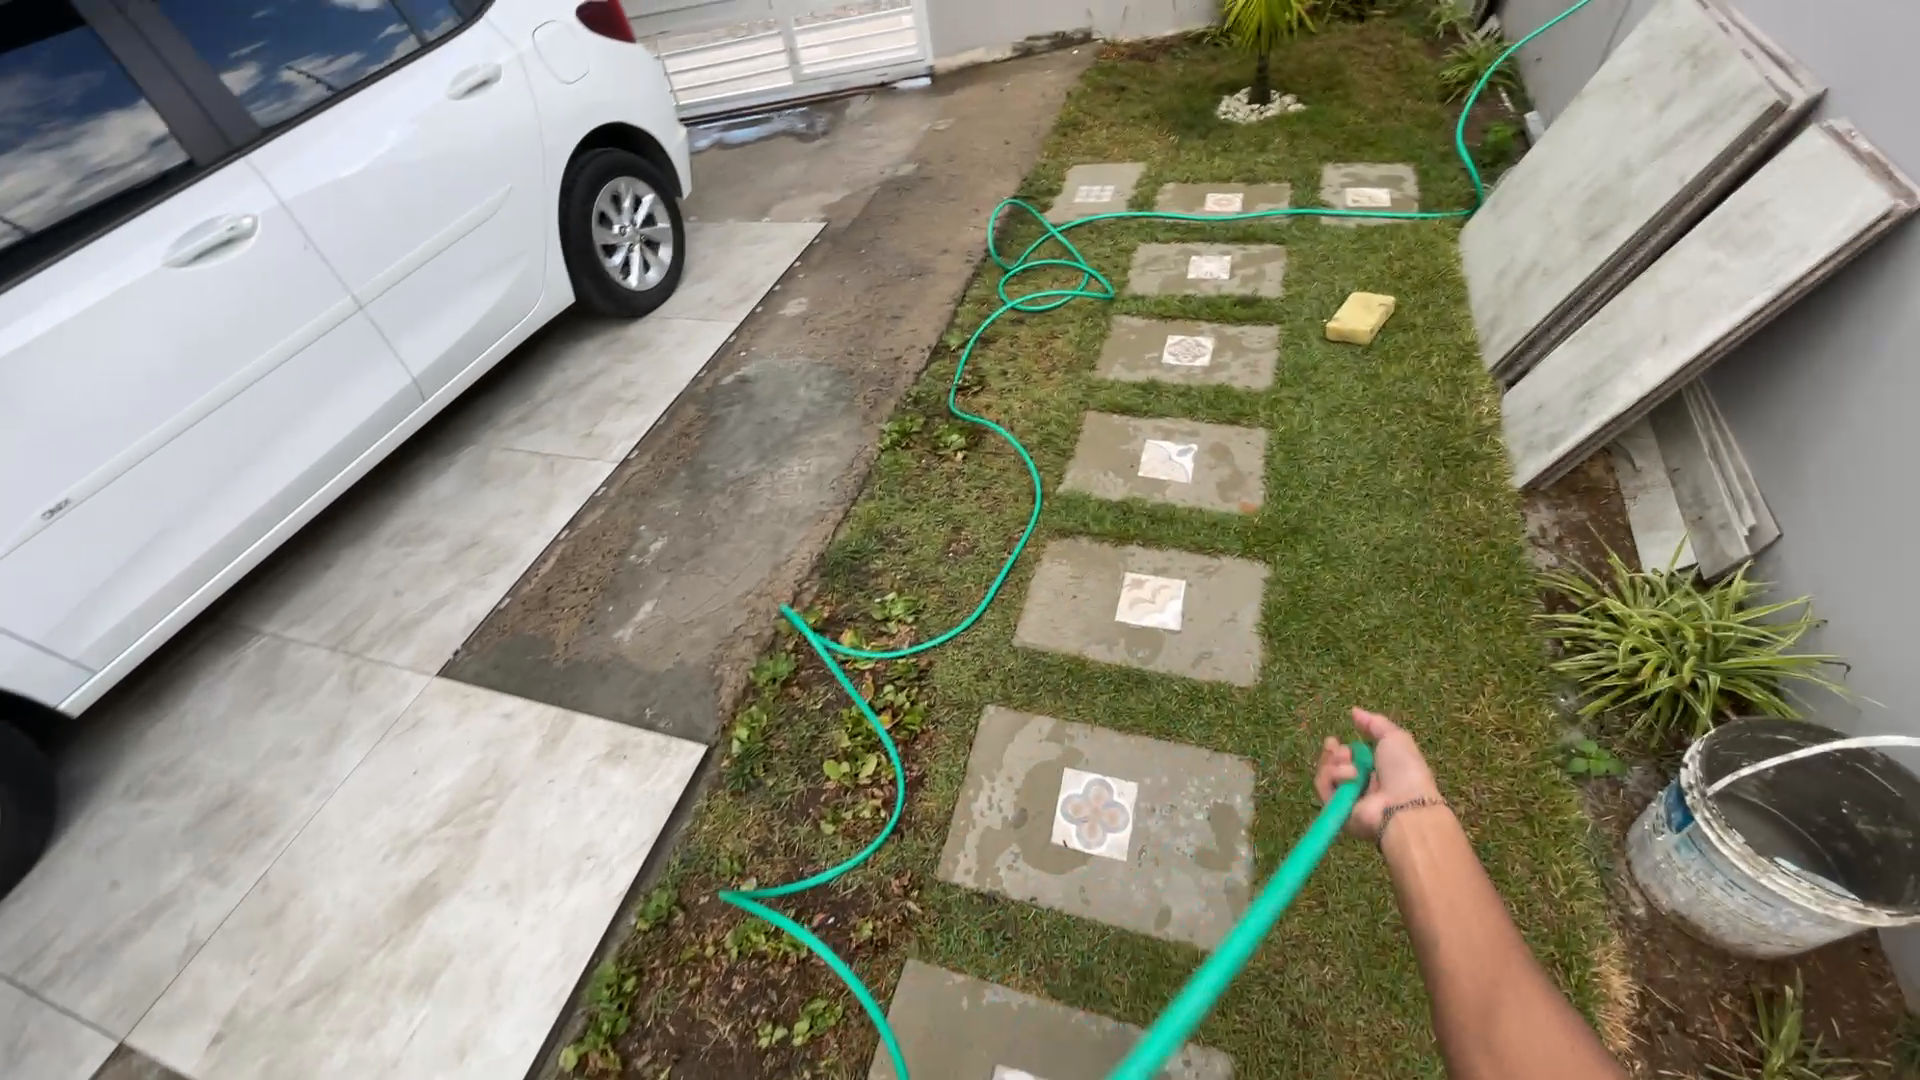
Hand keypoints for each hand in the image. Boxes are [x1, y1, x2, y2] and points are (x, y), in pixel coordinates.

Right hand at [1314, 707, 1442, 841]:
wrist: (1404, 805)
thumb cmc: (1405, 771)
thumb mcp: (1395, 738)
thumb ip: (1374, 723)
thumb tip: (1354, 711)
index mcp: (1376, 772)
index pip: (1347, 757)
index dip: (1340, 748)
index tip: (1335, 740)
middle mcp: (1361, 786)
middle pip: (1333, 764)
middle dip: (1334, 753)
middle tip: (1341, 751)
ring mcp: (1348, 799)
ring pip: (1326, 774)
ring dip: (1334, 764)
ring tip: (1349, 765)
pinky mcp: (1336, 812)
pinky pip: (1323, 789)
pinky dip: (1330, 778)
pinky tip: (1346, 776)